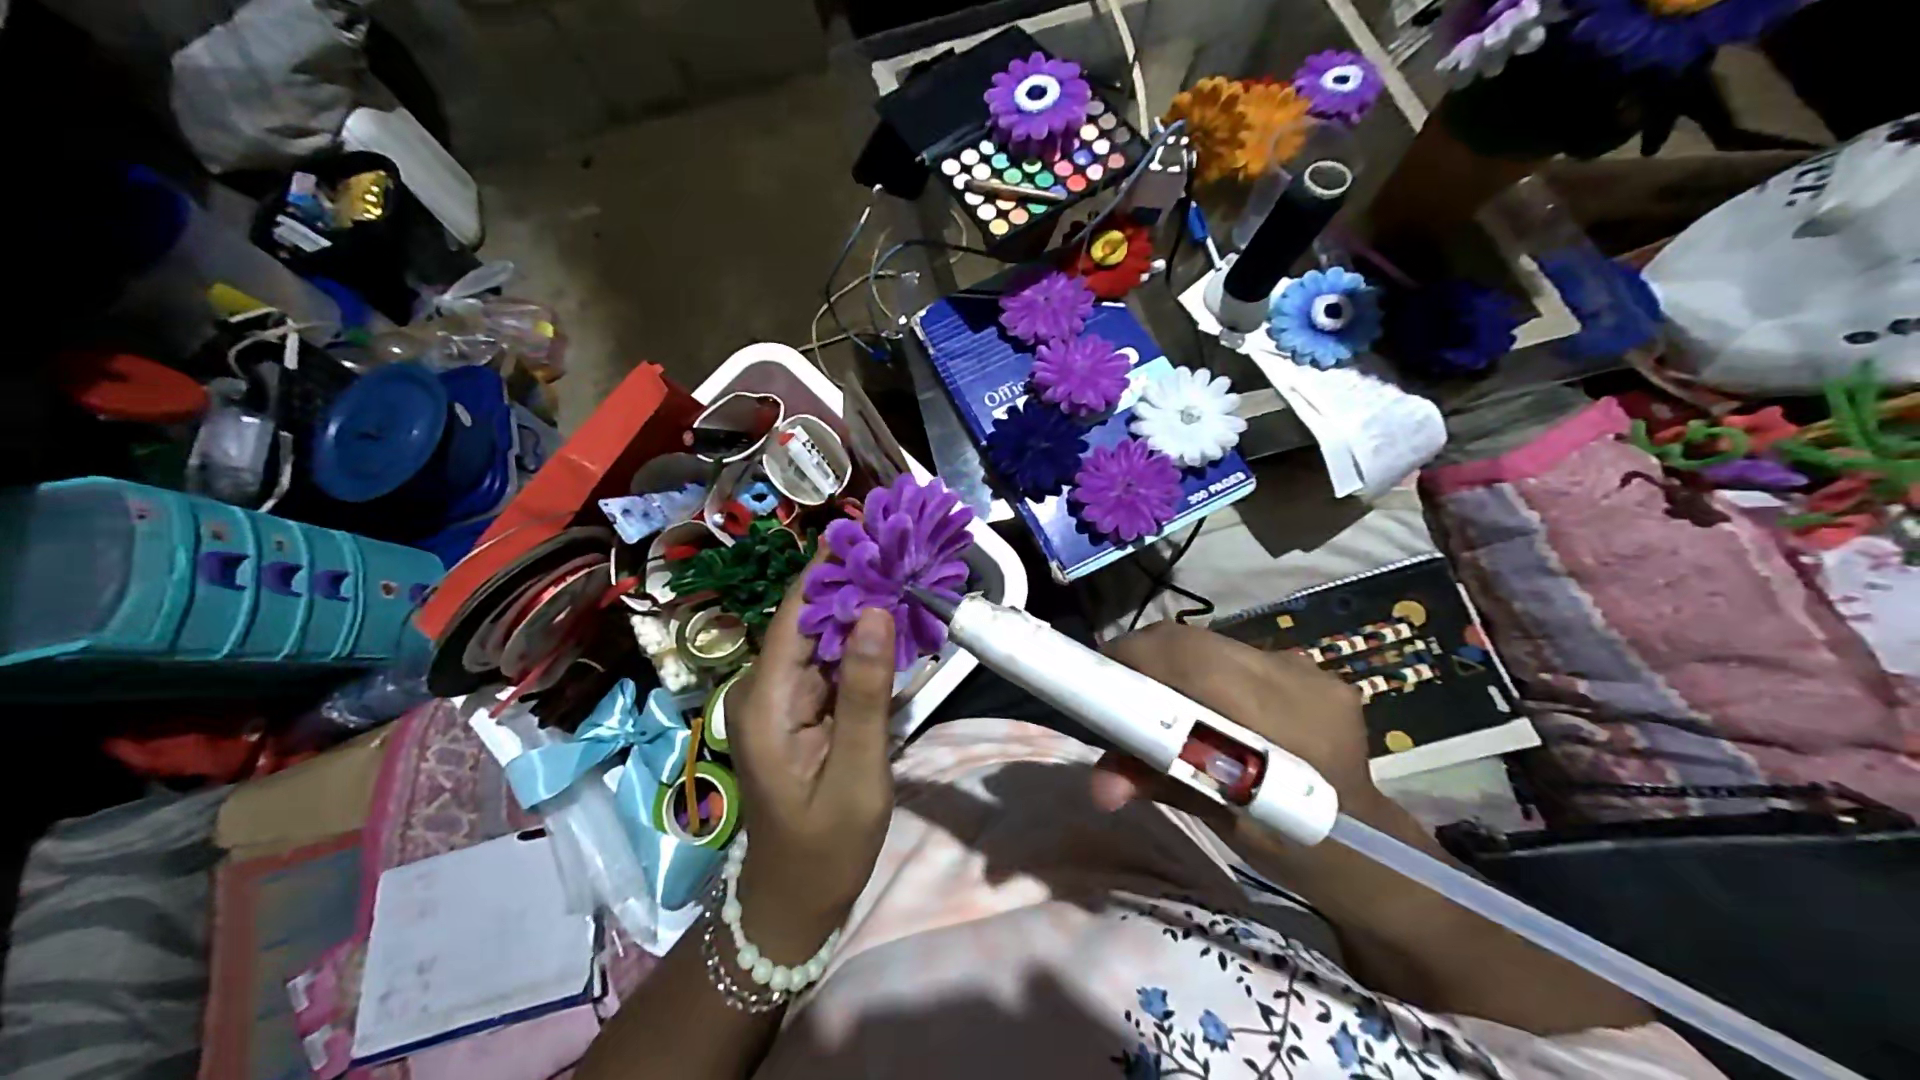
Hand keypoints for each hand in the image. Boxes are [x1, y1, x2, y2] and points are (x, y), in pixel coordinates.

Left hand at [721, 573, 895, 963]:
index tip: (867, 529)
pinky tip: (895, 623)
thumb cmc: (825, 847)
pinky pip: (831, 665)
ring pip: (821, 639)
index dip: (827, 569)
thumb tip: (877, 613)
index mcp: (765, 701)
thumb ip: (867, 693)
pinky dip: (862, 643)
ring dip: (860, 609)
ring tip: (905, 572)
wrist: (795, 901)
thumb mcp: (857, 773)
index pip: (793, 615)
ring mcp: (783, 701)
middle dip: (852, 582)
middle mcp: (766, 690)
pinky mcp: (801, 712)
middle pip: (807, 620)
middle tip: (901, 547)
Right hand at [1092, 621, 1384, 828]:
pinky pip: (1238, 655)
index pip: (1192, 661)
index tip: (1099, 674)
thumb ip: (1158, 785)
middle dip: (1145, 656)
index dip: (1137, 656)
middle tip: (1117, 686)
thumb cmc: (1296, 848)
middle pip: (1196, 642)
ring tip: (1156, 697)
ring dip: (1174, 662)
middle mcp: (1298, 682)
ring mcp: (1310, 671)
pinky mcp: (1314, 671)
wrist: (1373, 850)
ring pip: (1214, 643)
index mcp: (1282, 724)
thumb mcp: (1223, 822)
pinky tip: (1206, 704)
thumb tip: (1098, 786)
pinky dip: (1206, 670)